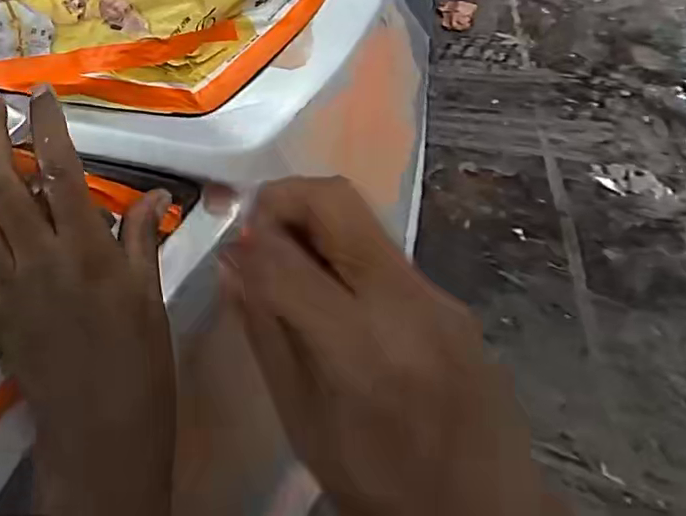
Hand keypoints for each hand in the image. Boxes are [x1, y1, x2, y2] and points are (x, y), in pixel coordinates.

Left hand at [0, 89, 174, 515]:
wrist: (101, 437)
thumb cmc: (138, 364)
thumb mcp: (149, 296)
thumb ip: (143, 237)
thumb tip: (155, 194)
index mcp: (87, 252)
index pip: (61, 171)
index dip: (48, 126)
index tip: (39, 95)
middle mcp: (40, 261)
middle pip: (3, 183)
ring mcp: (6, 288)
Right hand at [220, 177, 562, 515]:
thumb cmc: (382, 486)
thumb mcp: (301, 419)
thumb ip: (263, 330)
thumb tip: (231, 260)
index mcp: (364, 351)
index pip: (283, 259)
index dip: (246, 243)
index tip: (232, 251)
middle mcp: (408, 307)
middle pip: (334, 201)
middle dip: (280, 199)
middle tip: (258, 232)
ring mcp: (439, 299)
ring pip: (360, 216)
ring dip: (310, 222)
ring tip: (291, 265)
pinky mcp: (454, 302)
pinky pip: (381, 250)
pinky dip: (340, 251)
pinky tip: (333, 293)